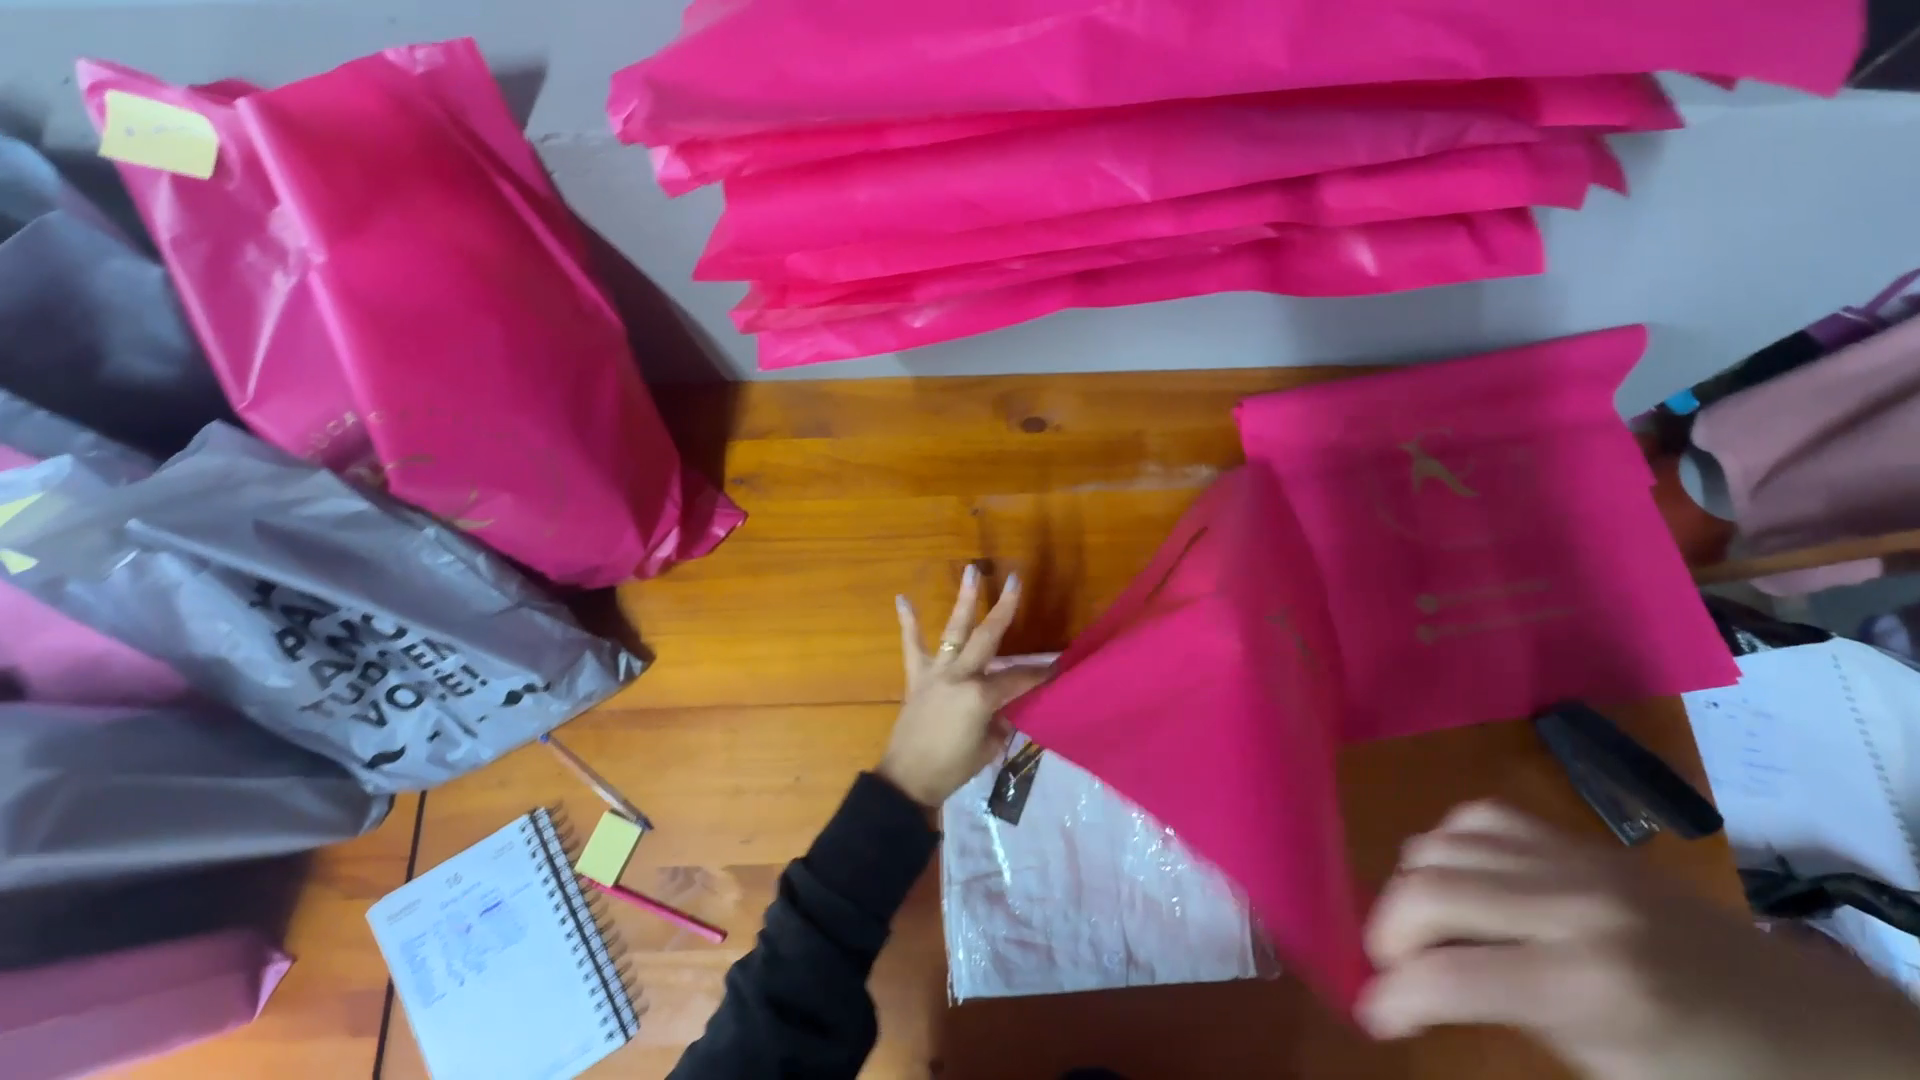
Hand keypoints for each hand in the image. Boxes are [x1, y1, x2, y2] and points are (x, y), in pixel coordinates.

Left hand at [878, 566, 1046, 807]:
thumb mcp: (989, 747)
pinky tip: (901, 598)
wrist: (908, 779)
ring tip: (970, 570)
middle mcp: (959, 675)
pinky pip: (912, 646)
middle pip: (988, 637)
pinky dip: (907, 623)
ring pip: (953, 630)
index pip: (1018, 678)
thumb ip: (1000, 720)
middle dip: (1005, 608)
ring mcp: (935, 673)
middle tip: (1016, 581)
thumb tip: (1005, 706)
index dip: (1039, 675)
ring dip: (963, 599)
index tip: (1058, 667)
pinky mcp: (916, 677)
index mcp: (981, 695)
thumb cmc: (953, 769)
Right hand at [1360, 802, 1919, 1079]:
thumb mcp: (1609, 1068)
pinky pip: (1482, 817)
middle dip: (1386, 932)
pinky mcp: (1583, 843)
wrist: (1819, 1026)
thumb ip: (1508, 1013)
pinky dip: (1450, 845)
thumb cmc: (1715, 1073)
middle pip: (1427, 889)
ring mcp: (1577, 862)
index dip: (1390, 995)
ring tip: (1424, 928)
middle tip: (1391, 969)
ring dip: (1413, 886)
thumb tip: (1419, 987)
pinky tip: (1460, 879)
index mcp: (1589, 984)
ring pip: (1442, 842)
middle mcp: (1571, 905)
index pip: (1445, 975)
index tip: (1374, 1015)